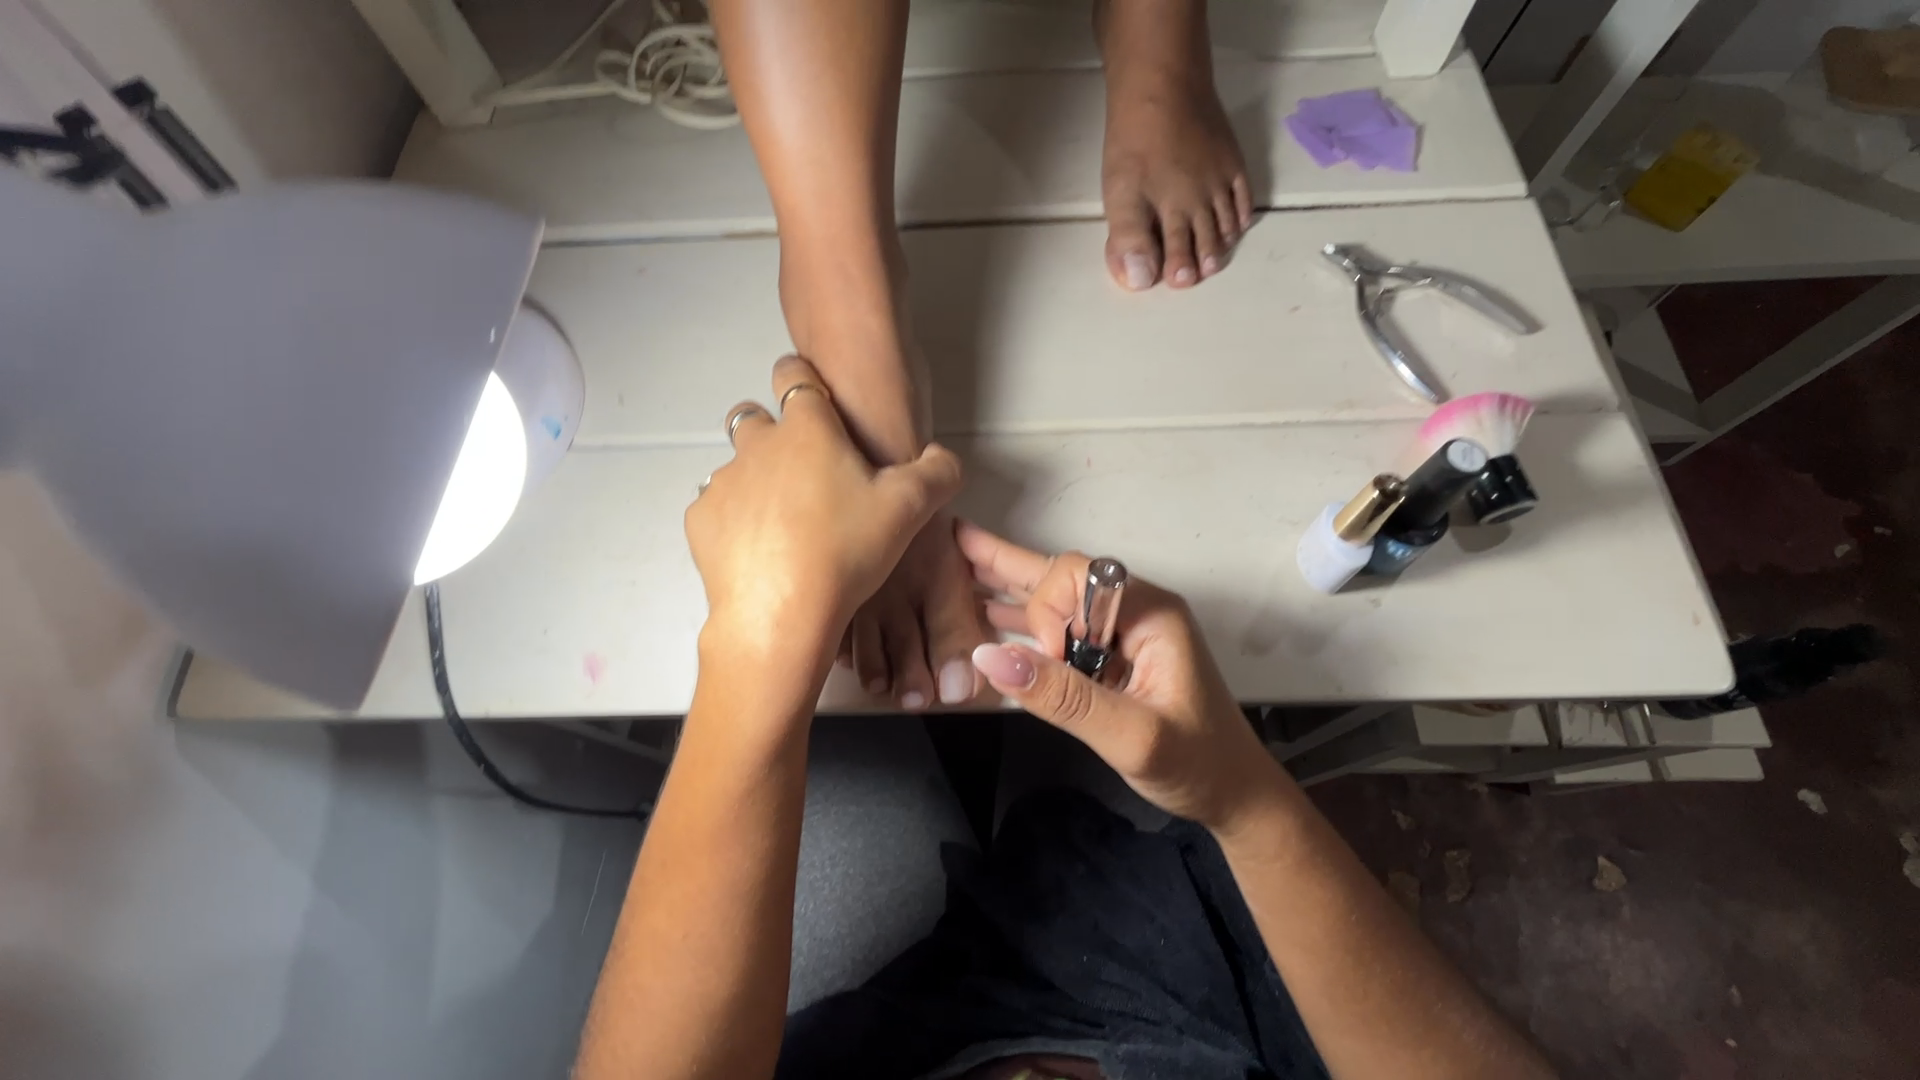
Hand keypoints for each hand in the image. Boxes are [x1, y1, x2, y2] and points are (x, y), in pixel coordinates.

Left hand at [686, 356, 963, 671]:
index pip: (793, 373)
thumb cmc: (847, 550)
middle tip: (808, 477)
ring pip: (737, 467)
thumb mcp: (911, 509)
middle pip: (755, 417)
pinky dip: (736, 522)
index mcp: (807, 429)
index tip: (819, 408)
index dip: (804, 381)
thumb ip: (938, 472)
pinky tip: (762, 553)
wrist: (782, 616)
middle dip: (775, 435)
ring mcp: (723, 482)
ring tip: (787, 526)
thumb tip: (943, 459)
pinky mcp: (701, 521)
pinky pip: (719, 509)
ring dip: (757, 482)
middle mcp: (757, 445)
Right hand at [958, 521, 1287, 831]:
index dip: (1045, 611)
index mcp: (1148, 612)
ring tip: (957, 567)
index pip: (1076, 576)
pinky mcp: (1113, 653)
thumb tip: (986, 657)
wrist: (1232, 795)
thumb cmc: (1194, 766)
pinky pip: (1061, 628)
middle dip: (1014, 578)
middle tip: (958, 556)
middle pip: (1060, 577)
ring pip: (1056, 598)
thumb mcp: (1130, 737)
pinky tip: (988, 617)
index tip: (1046, 663)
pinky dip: (1024, 623)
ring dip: (1009, 588)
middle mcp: (1133, 609)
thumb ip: (1062, 697)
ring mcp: (1122, 630)